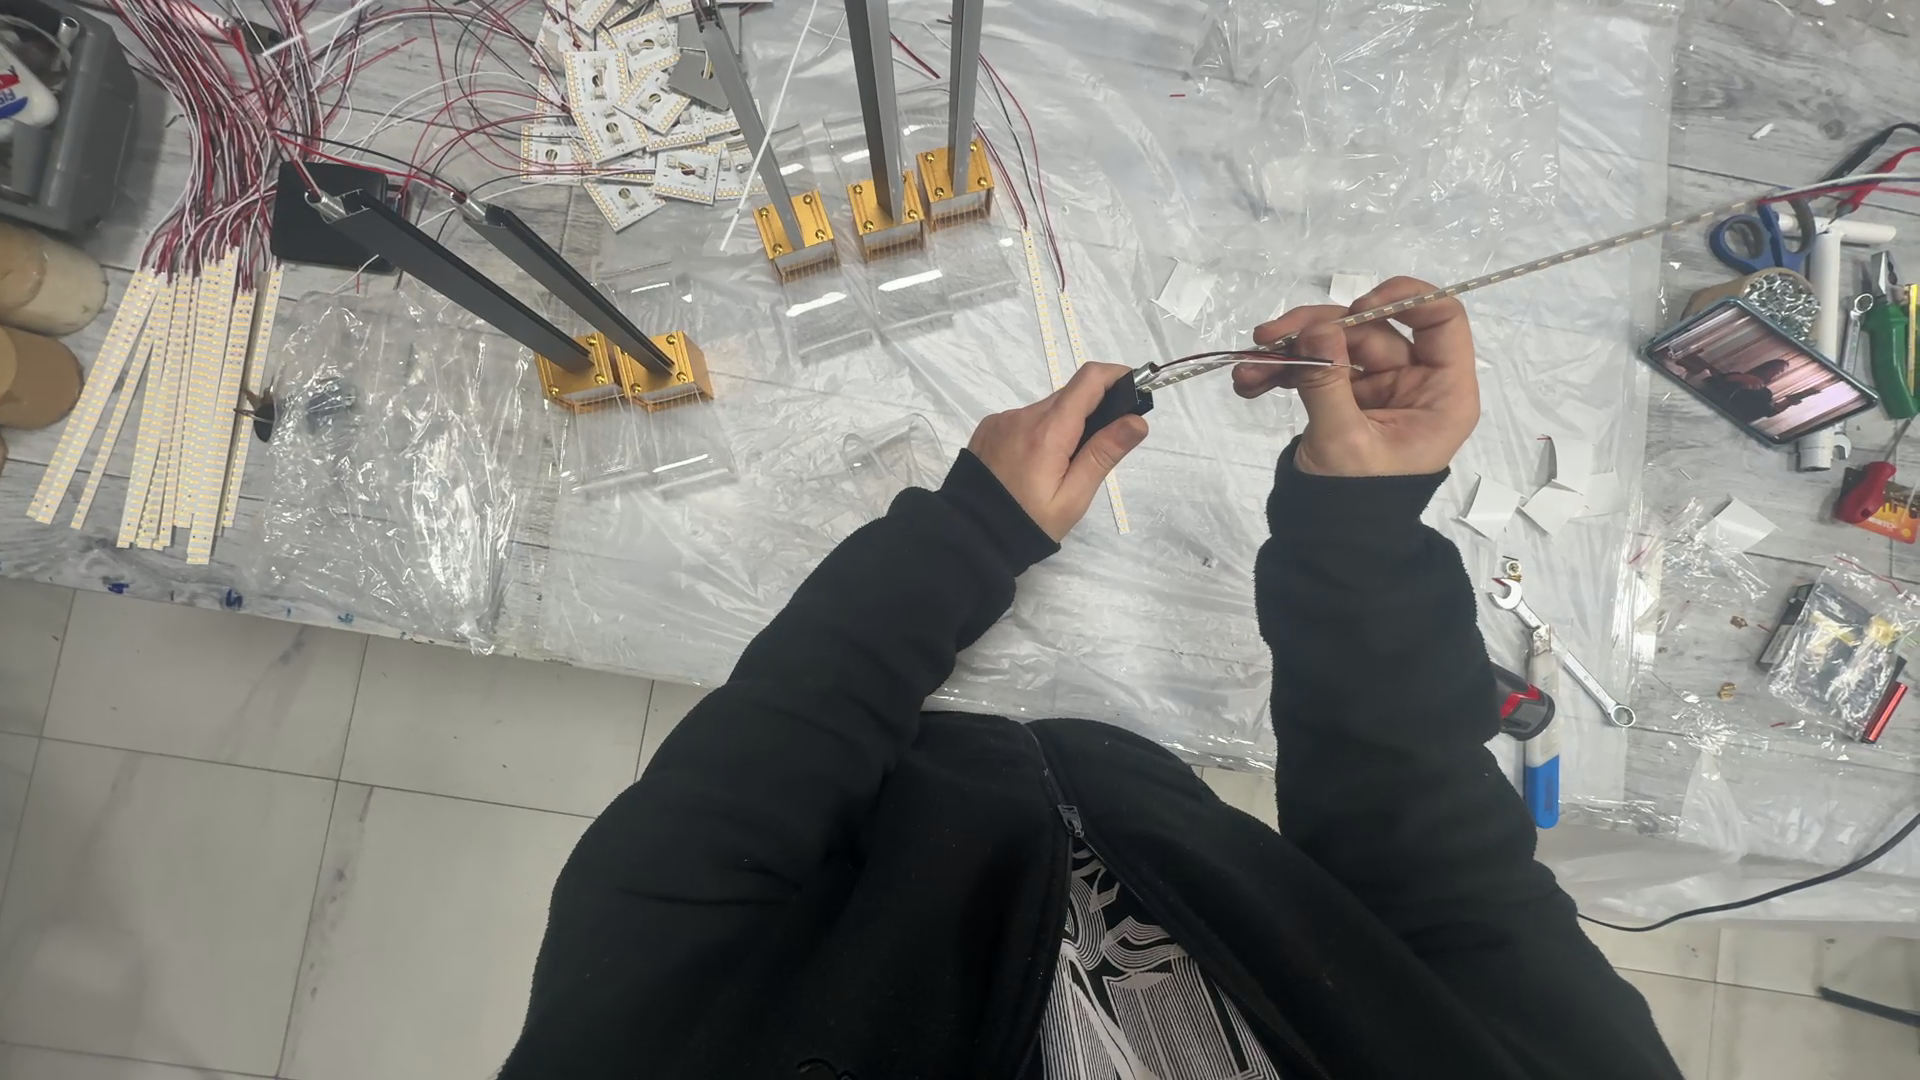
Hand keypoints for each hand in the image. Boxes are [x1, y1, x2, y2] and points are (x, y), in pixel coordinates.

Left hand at [968, 362, 1148, 540]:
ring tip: (1063, 466)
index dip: (1116, 376)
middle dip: (1093, 410)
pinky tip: (1034, 464)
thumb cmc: (1027, 524)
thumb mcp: (1072, 498)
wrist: (970, 536)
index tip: (1134, 390)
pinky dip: (1039, 432)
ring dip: (1063, 425)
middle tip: (1102, 446)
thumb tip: (1137, 420)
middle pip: (1069, 395)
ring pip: (1046, 409)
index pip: (1089, 380)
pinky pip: (1024, 420)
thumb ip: (1102, 455)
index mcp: (1048, 431)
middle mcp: (1023, 415)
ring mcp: (1002, 420)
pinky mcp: (988, 429)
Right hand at [1231, 276, 1478, 476]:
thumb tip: (1313, 327)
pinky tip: (1248, 383)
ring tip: (1245, 370)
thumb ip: (1327, 382)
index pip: (1440, 319)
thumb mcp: (1342, 441)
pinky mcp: (1344, 398)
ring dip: (1287, 354)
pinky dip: (1281, 373)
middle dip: (1314, 331)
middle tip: (1265, 337)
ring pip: (1333, 347)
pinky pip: (1314, 371)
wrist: (1331, 540)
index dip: (1402, 300)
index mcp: (1440, 392)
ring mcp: (1376, 389)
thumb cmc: (1355, 498)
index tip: (1353, 307)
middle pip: (1369, 331)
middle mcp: (1412, 382)